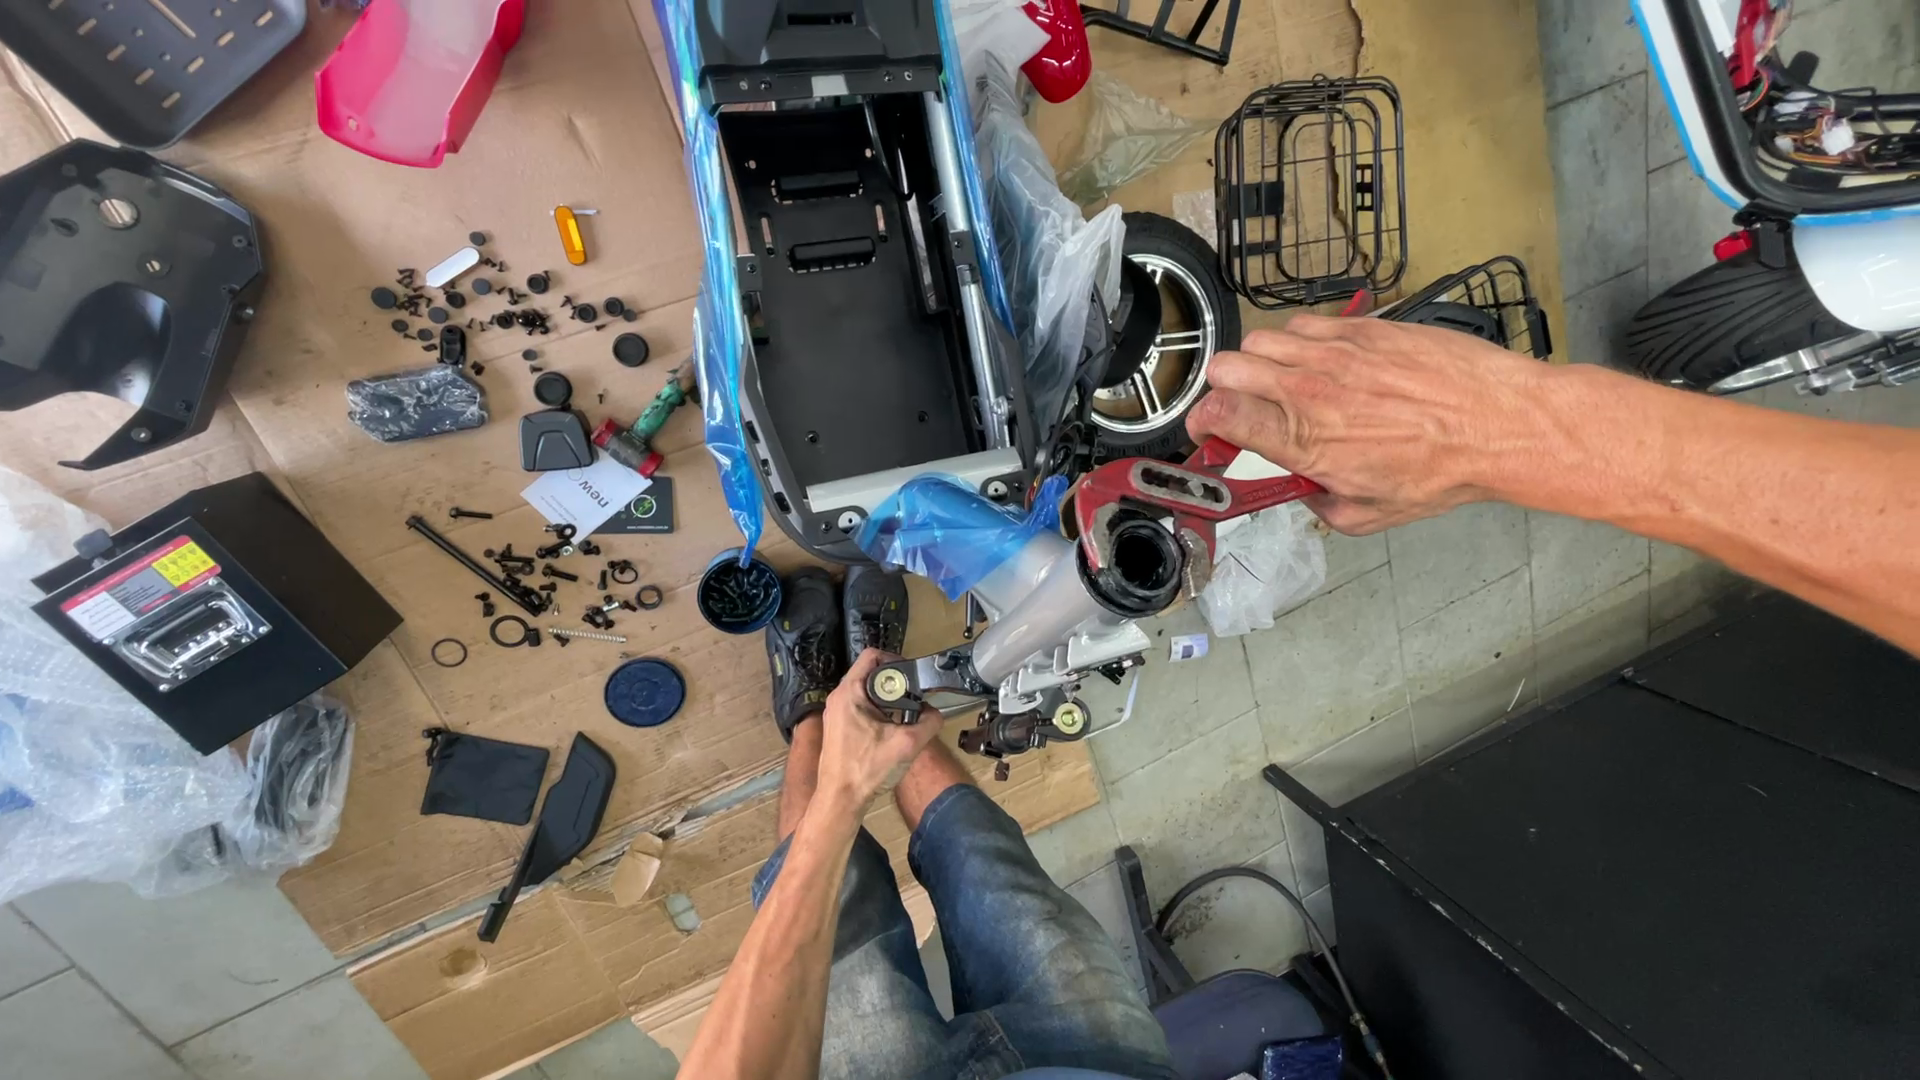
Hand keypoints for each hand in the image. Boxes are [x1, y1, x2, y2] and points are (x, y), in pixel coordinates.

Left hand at [815, 649, 944, 812]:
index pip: (872, 656)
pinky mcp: (838, 726)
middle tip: (912, 695)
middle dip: (894, 682)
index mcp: (849, 693)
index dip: (896, 659)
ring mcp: (836, 712)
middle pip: (870, 672)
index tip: (911, 676)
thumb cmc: (866, 771)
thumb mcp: (907, 744)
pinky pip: (860, 705)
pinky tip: (891, 727)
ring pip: (865, 690)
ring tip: (905, 712)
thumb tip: (935, 713)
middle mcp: (839, 698)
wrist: (840, 800)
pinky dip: (877, 710)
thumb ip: (929, 722)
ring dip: (887, 698)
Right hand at [1187, 315, 1560, 532]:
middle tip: (1240, 405)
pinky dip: (1296, 343)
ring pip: (1258, 341)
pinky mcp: (1360, 329)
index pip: (1219, 412)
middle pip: (1225, 368)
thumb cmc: (1440, 471)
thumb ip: (1314, 502)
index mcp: (1302, 441)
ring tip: (1280, 381)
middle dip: (1222, 389)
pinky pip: (1302, 325)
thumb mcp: (1363, 514)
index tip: (1208, 430)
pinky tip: (1317, 361)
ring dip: (1257, 363)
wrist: (1501, 424)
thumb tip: (1300, 487)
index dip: (1199, 422)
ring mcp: (1333, 353)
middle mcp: (1307, 391)